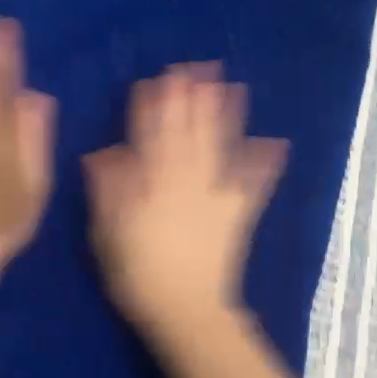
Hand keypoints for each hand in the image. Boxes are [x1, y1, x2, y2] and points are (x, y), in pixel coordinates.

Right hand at [83, 63, 286, 334]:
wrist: (186, 312)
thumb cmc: (137, 274)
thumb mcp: (107, 234)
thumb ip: (107, 190)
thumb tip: (102, 153)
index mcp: (150, 183)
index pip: (148, 135)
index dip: (151, 105)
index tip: (155, 78)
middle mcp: (184, 180)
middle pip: (187, 131)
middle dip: (190, 97)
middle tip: (196, 65)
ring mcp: (215, 194)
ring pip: (219, 146)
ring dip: (225, 115)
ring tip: (231, 86)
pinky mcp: (237, 213)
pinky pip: (253, 184)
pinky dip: (264, 163)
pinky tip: (274, 141)